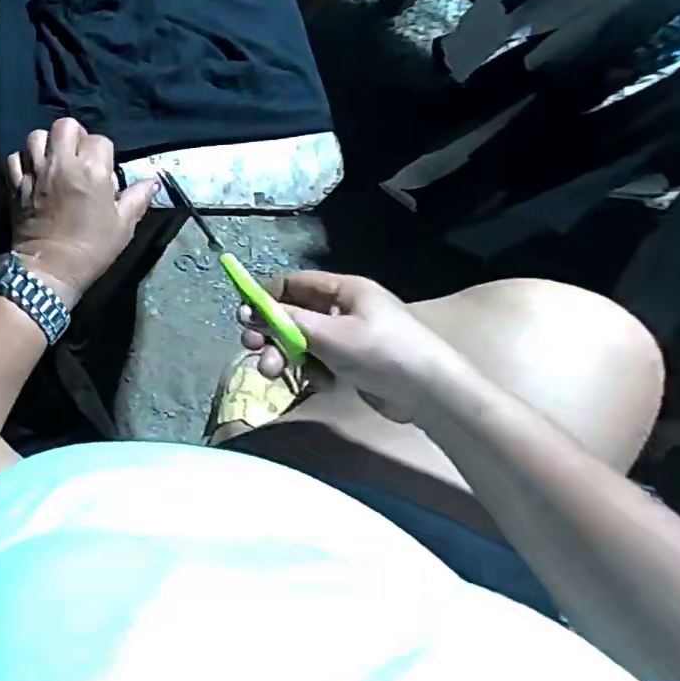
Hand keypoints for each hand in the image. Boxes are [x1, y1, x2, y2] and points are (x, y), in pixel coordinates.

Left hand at [2, 118, 156, 306]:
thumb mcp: (123, 225)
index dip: (102, 151)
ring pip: (35, 137)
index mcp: (92, 171)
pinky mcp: (15, 184)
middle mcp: (61, 165)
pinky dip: (22, 160)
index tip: (102, 168)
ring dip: (45, 144)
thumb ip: (137, 198)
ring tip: (52, 160)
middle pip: (64, 126)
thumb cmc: (91, 249)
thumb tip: (152, 181)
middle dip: (73, 135)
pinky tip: (32, 171)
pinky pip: (13, 158)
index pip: (99, 140)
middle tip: (76, 154)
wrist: (49, 269)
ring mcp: (35, 173)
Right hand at [238, 271, 477, 424]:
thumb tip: (246, 311)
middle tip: (253, 348)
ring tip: (273, 373)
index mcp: (343, 291)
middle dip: (269, 333)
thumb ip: (284, 321)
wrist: (435, 396)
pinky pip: (317, 360)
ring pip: (299, 340)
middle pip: (291, 314)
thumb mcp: (327, 334)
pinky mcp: (351, 361)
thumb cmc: (382, 352)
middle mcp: (343, 309)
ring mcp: (347, 336)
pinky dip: (310, 371)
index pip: (292, 283)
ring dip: (283, 356)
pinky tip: (319, 383)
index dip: (265, 296)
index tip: (244, 315)